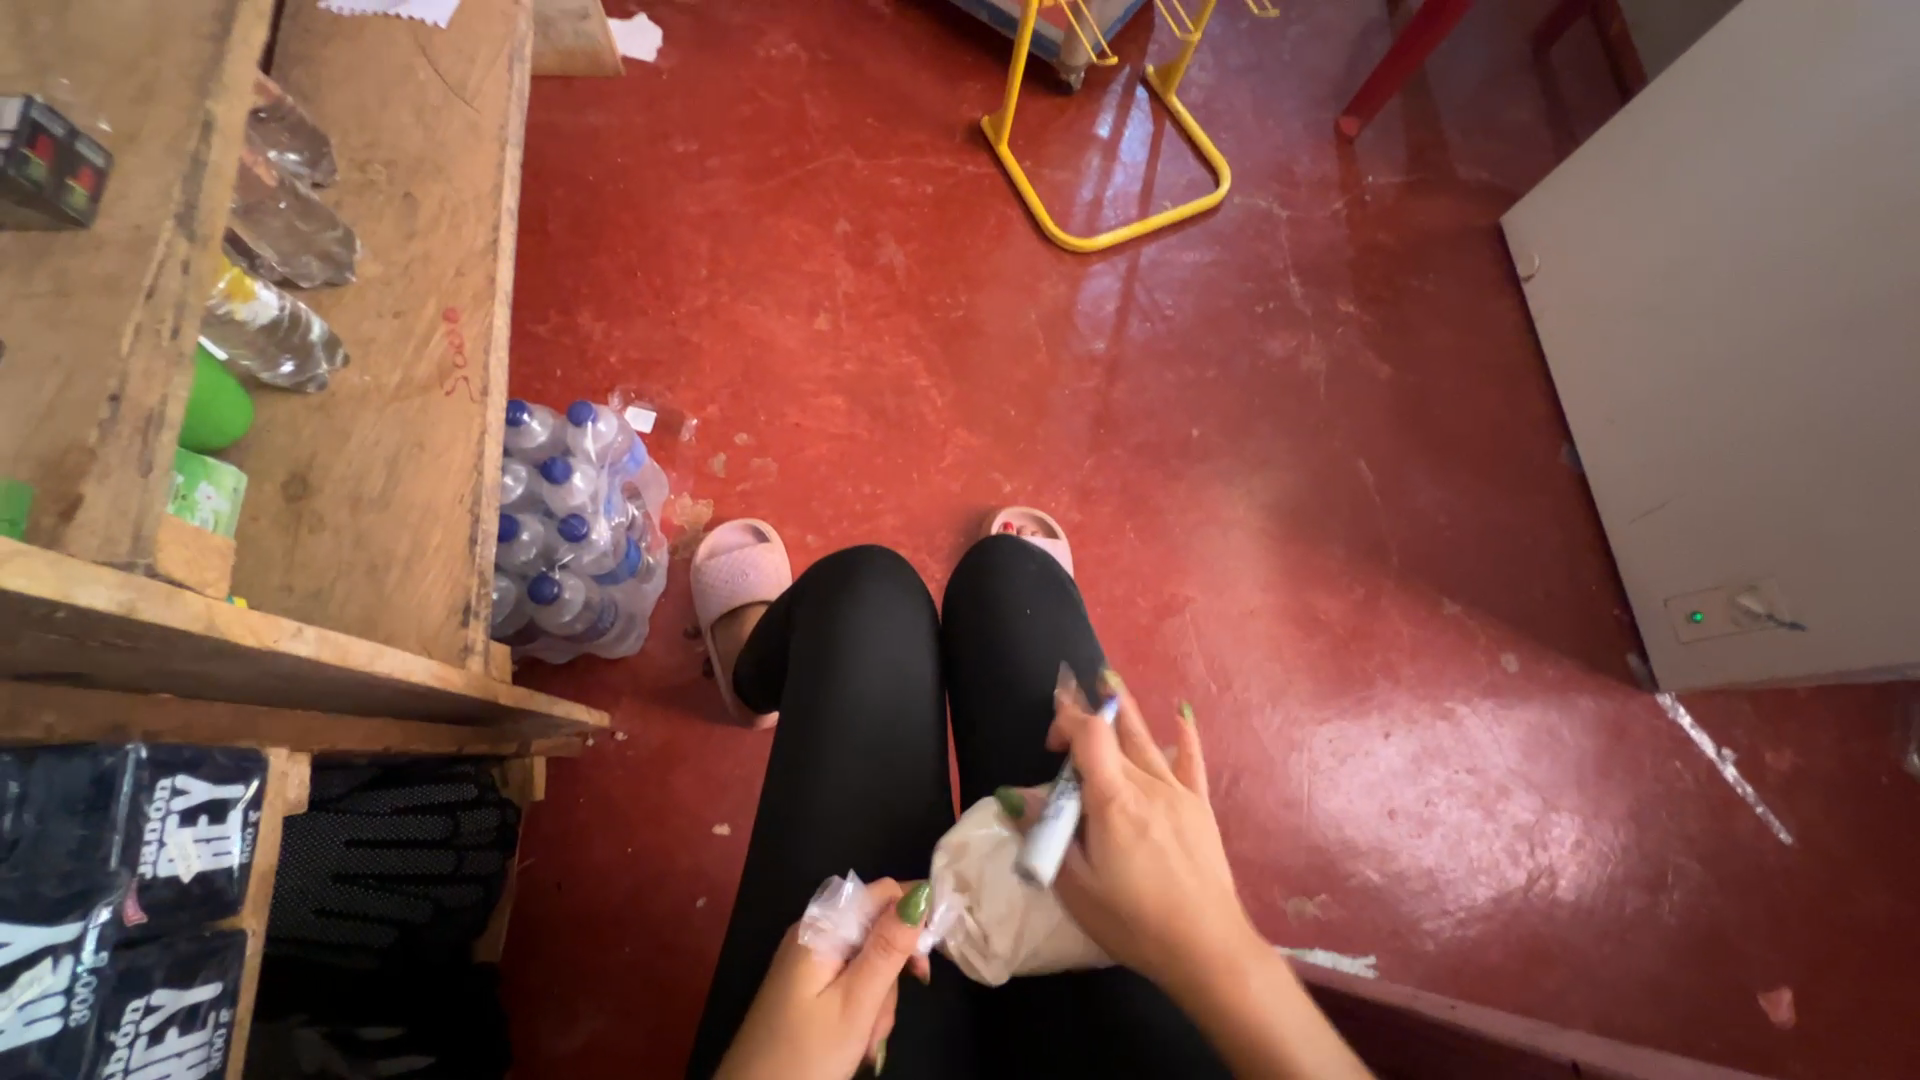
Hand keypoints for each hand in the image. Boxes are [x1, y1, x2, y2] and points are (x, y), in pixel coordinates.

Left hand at [715, 879, 932, 1079]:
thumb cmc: (803, 1057)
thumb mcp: (855, 1004)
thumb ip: (888, 948)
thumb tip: (922, 893)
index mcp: (822, 927)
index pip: (883, 893)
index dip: (912, 918)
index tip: (922, 967)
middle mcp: (814, 932)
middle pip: (877, 929)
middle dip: (890, 972)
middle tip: (882, 1018)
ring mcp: (808, 960)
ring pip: (867, 960)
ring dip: (877, 998)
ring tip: (864, 1040)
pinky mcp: (806, 986)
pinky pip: (850, 980)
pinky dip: (861, 1007)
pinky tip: (855, 1040)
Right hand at [1002, 672, 1259, 995]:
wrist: (1208, 949)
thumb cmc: (1134, 922)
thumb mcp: (1076, 887)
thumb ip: (1047, 835)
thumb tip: (1016, 796)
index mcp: (1112, 799)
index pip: (1089, 735)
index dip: (1067, 719)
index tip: (1050, 738)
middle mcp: (1146, 784)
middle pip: (1116, 731)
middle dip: (1090, 711)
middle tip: (1071, 692)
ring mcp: (1177, 793)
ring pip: (1146, 740)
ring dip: (1125, 710)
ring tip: (1109, 679)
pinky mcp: (1199, 808)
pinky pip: (1191, 762)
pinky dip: (1185, 736)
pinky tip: (1181, 715)